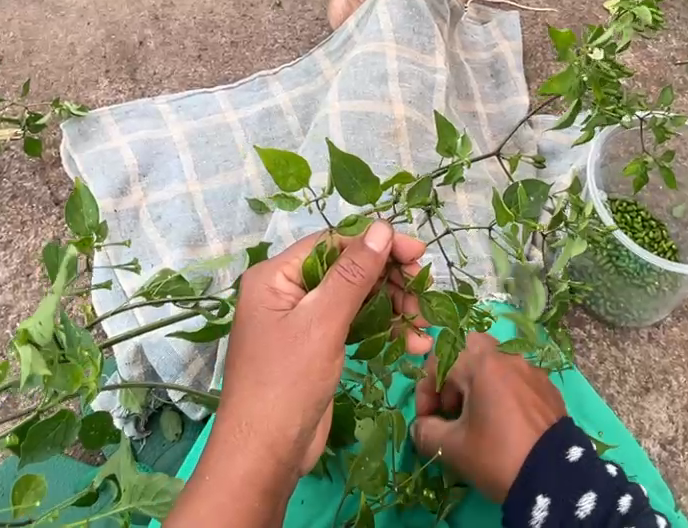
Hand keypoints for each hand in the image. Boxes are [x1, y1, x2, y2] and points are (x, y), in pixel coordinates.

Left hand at [216, 223, 430, 473]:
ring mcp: (302, 321)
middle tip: (423, 295)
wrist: (263, 460)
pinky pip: (355, 324)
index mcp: (277, 276)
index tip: (418, 255)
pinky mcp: (317, 347)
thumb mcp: (322, 323)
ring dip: (392, 307)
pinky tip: (412, 343)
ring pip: (357, 297)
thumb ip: (353, 273)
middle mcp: (288, 291)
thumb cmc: (285, 384)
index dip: (377, 244)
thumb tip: (382, 227)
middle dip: (389, 280)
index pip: (334, 243)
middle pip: (348, 268)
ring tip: (423, 325)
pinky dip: (382, 330)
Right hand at [412, 332, 565, 501]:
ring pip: (495, 364)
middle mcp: (507, 357)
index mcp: (481, 363)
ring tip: (478, 420)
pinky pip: (516, 380)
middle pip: (470, 349)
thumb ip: (426, 432)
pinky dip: (504, 393)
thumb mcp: (453, 449)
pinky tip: (505, 424)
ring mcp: (530, 370)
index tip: (427, 420)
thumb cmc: (498, 455)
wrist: (554, 480)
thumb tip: (421, 426)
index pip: (440, 362)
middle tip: (453, 409)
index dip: (426, 390)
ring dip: (479, 384)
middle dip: (455, 376)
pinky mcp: (547, 388)